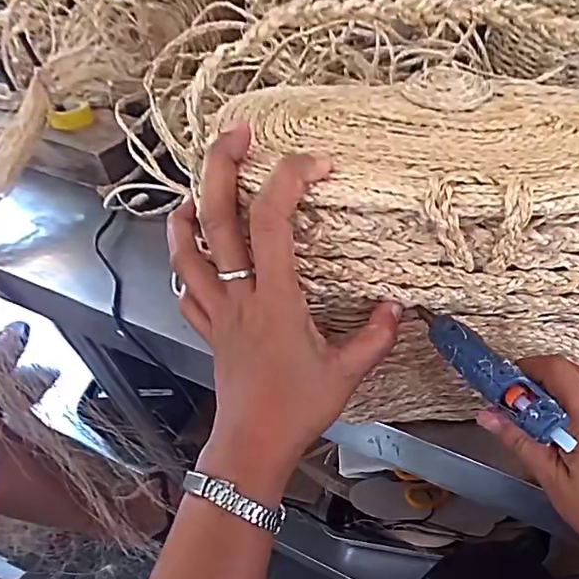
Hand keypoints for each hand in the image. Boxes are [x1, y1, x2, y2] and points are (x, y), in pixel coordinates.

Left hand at [169, 123, 399, 501]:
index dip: (292, 181)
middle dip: (221, 166)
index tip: (317, 164)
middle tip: (238, 134)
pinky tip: (188, 246)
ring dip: (188, 209)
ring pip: (187, 250)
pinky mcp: (210, 330)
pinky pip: (186, 288)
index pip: (274, 222)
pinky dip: (182, 260)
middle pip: (216, 218)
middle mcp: (240, 298)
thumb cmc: (298, 409)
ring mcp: (218, 313)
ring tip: (199, 185)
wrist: (254, 444)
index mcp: (276, 301)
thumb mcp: (346, 373)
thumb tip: (396, 308)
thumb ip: (374, 337)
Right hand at [476, 356, 578, 570]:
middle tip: (513, 401)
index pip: (558, 370)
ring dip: (555, 391)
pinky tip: (557, 430)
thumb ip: (519, 440)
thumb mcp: (550, 477)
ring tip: (532, 419)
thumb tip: (488, 416)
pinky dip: (571, 403)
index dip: (528, 368)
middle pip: (571, 371)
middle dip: (539, 377)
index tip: (505, 384)